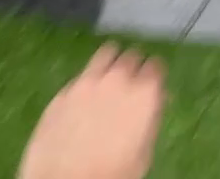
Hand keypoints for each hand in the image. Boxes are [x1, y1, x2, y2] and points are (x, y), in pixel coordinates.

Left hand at [19, 44, 166, 178]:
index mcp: (144, 92)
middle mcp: (118, 78)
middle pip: (132, 56)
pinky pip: (80, 77)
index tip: (151, 86)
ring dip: (110, 63)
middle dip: (133, 67)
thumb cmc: (113, 174)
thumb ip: (151, 117)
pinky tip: (82, 102)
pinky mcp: (63, 92)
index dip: (154, 76)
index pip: (156, 65)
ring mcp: (87, 82)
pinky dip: (86, 84)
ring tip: (107, 80)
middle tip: (130, 85)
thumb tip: (156, 99)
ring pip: (106, 53)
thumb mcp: (143, 152)